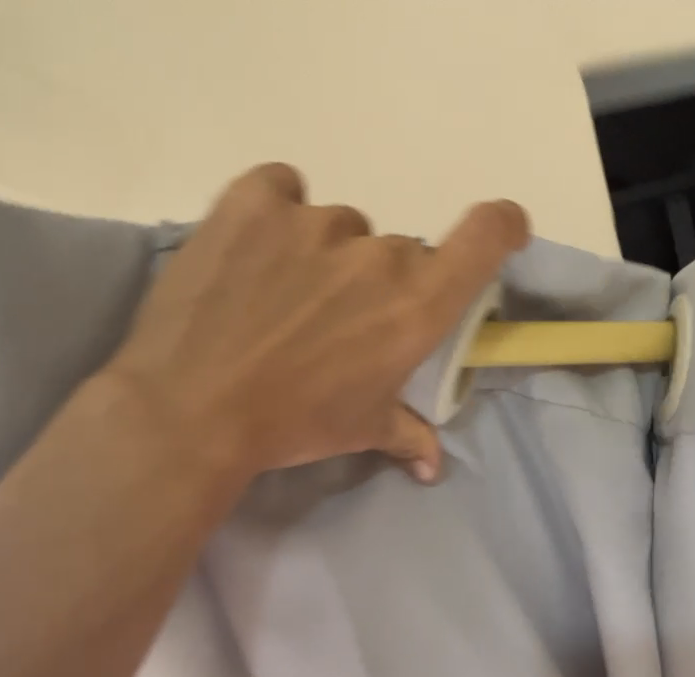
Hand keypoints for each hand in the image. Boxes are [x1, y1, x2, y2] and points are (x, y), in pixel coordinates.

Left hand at [105, 162, 529, 484]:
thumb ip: (409, 436)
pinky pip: (282, 188)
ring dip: (323, 255)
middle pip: (398, 252)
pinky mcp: (252, 203)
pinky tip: (256, 248)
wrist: (192, 409)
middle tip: (336, 322)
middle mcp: (377, 255)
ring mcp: (314, 221)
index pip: (484, 238)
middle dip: (378, 284)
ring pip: (338, 228)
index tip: (502, 230)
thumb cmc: (293, 424)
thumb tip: (432, 468)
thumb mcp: (360, 432)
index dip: (502, 225)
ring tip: (279, 299)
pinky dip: (277, 211)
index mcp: (416, 306)